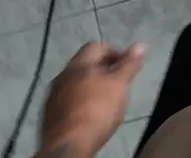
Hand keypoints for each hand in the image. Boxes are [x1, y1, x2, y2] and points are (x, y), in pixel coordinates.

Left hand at [38, 42, 145, 157]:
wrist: (68, 147)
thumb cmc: (97, 110)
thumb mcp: (119, 85)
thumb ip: (129, 64)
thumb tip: (141, 44)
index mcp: (78, 63)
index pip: (96, 46)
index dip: (114, 53)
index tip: (127, 67)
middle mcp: (62, 75)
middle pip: (85, 66)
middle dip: (102, 72)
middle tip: (118, 85)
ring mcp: (53, 97)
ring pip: (76, 86)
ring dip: (90, 89)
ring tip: (105, 103)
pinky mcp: (49, 118)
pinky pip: (68, 104)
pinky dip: (80, 105)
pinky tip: (90, 117)